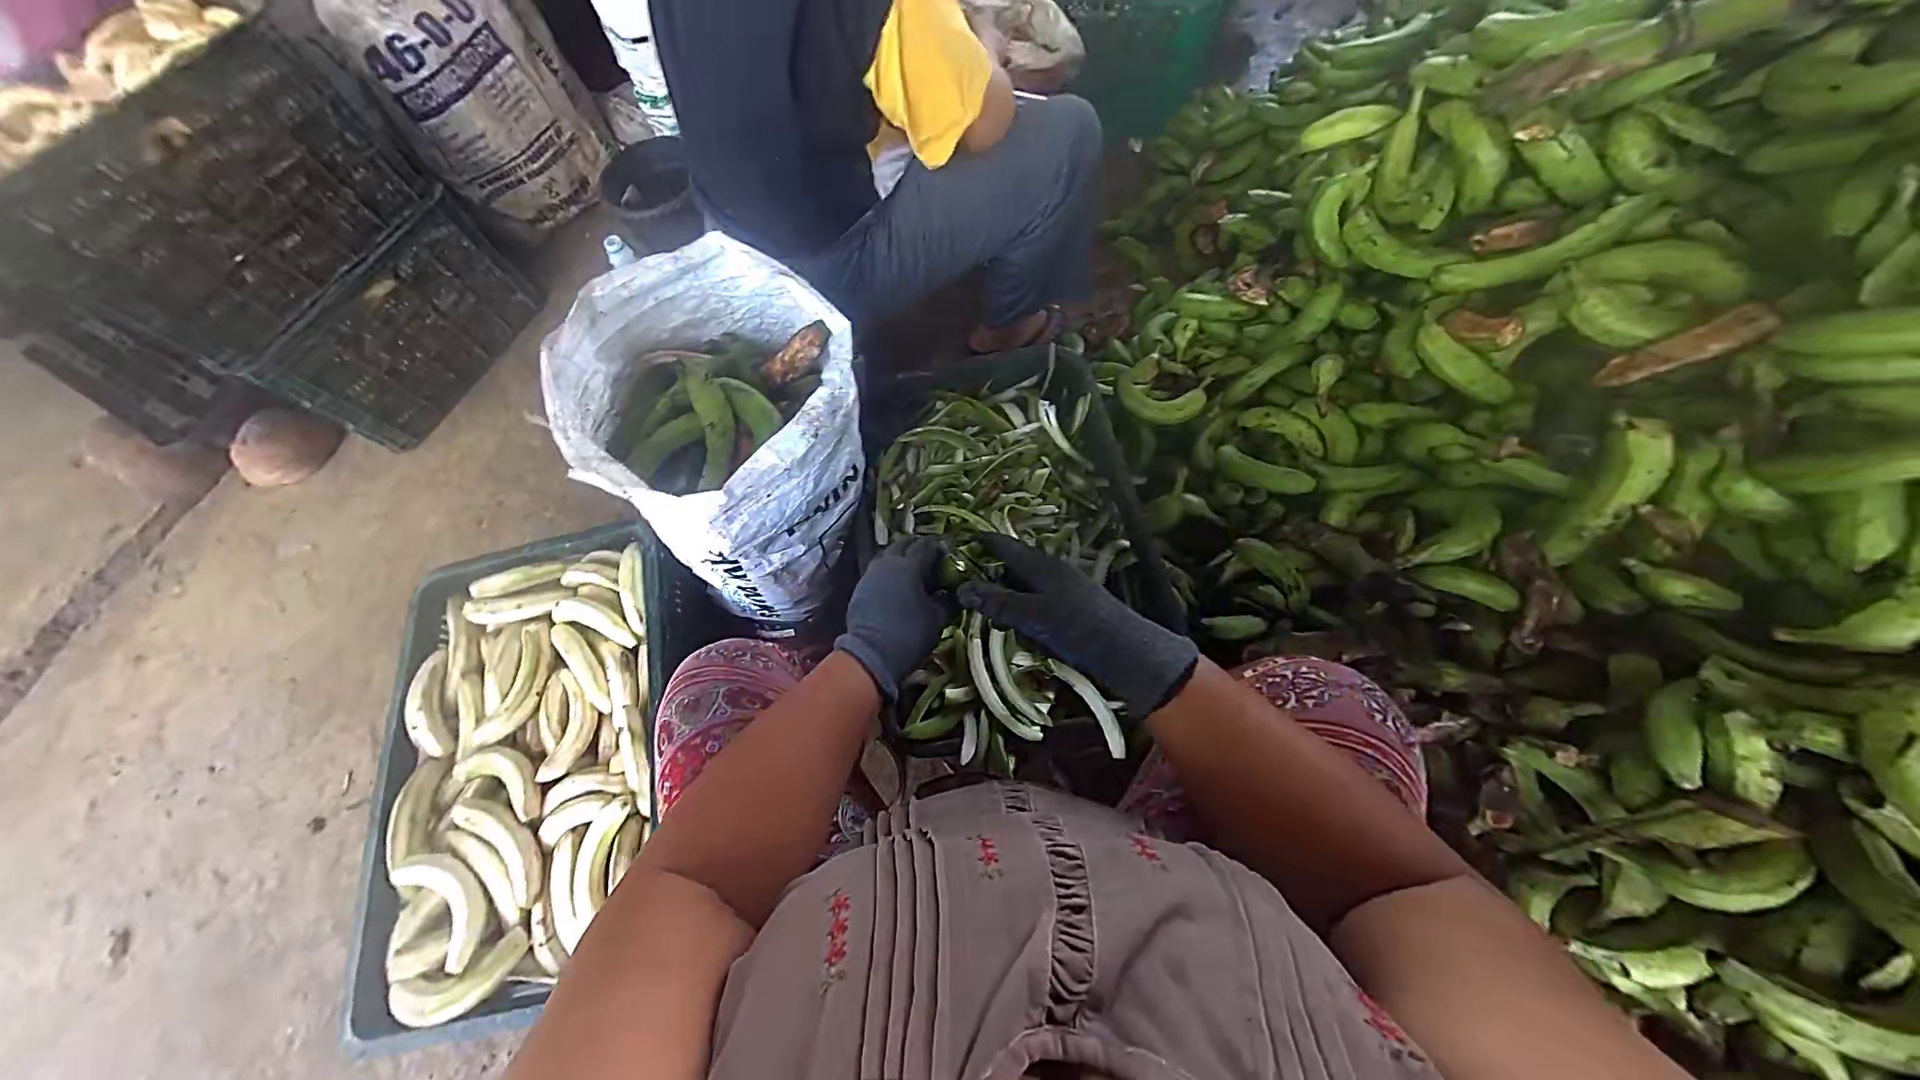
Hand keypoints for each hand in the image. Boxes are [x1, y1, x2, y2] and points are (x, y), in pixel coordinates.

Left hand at [835, 537, 950, 700]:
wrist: (870, 653)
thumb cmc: (909, 634)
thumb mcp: (936, 618)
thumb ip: (946, 601)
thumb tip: (952, 593)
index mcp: (909, 566)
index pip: (926, 546)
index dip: (938, 547)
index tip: (947, 552)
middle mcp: (888, 563)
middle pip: (903, 545)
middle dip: (917, 546)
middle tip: (929, 557)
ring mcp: (871, 574)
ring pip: (887, 555)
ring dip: (900, 556)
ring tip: (912, 568)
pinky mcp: (860, 587)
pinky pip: (877, 569)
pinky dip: (889, 570)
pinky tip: (896, 583)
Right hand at [956, 535, 1197, 717]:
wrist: (1126, 651)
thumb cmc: (1077, 627)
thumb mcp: (1032, 616)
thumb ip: (999, 602)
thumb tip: (963, 589)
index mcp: (1043, 565)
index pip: (1007, 547)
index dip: (986, 542)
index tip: (966, 539)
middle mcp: (1054, 572)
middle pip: (1017, 568)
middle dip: (996, 578)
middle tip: (974, 594)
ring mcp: (1067, 589)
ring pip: (1029, 588)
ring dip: (1012, 600)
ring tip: (999, 618)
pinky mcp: (1075, 609)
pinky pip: (1042, 604)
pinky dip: (1028, 613)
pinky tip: (1027, 631)